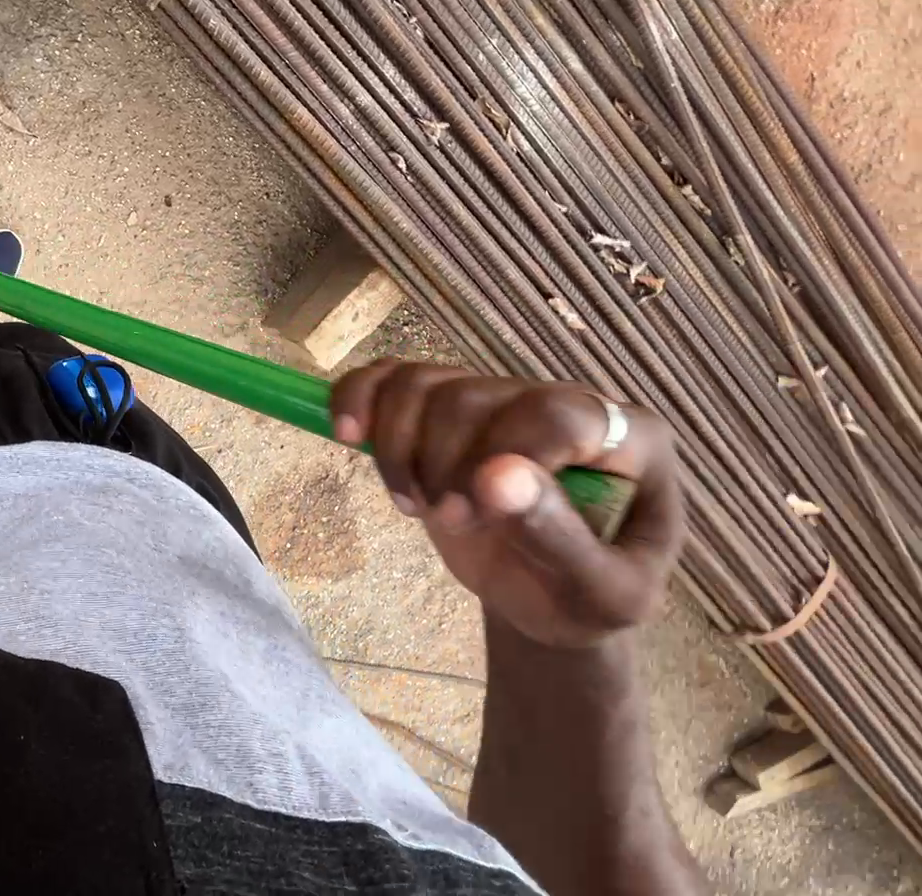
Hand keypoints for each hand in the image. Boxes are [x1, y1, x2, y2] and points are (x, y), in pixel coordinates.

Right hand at [328, 361, 684, 647]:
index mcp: (626, 439)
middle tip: (442, 520)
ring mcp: (493, 397)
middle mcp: (558, 400)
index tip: (469, 518)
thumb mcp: (597, 593)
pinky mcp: (438, 406)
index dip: (501, 457)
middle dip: (438, 464)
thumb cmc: (580, 598)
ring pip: (419, 382)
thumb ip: (560, 536)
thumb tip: (499, 478)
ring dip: (395, 444)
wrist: (539, 593)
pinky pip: (386, 376)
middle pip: (470, 397)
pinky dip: (355, 399)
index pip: (554, 414)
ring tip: (409, 499)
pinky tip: (348, 435)